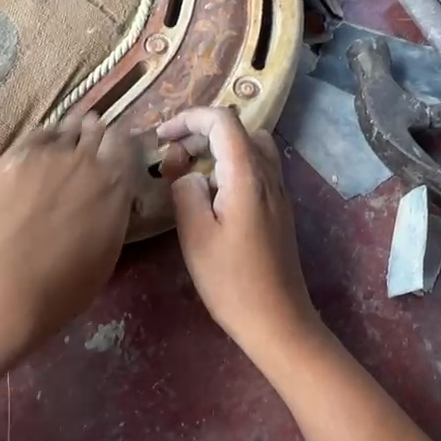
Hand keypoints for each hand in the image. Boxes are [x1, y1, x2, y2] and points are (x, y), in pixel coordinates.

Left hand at [0, 113, 142, 357]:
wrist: (4, 284)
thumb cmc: (64, 285)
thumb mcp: (107, 252)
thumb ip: (112, 213)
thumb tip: (110, 199)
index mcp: (115, 183)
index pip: (124, 142)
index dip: (119, 143)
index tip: (116, 148)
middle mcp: (85, 159)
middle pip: (95, 130)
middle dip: (94, 133)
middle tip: (91, 136)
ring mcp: (47, 154)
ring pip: (65, 129)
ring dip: (70, 132)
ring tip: (68, 135)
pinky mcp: (14, 157)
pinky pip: (36, 135)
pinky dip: (43, 138)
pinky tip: (41, 145)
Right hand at [157, 107, 319, 364]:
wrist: (279, 321)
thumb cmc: (232, 281)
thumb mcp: (195, 235)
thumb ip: (185, 190)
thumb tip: (183, 168)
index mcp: (247, 175)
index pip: (222, 120)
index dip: (189, 118)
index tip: (162, 137)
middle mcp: (268, 175)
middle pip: (238, 129)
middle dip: (201, 131)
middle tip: (172, 153)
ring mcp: (278, 192)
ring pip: (250, 147)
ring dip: (218, 148)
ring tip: (190, 170)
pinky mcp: (278, 209)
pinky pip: (256, 168)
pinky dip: (230, 166)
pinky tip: (211, 194)